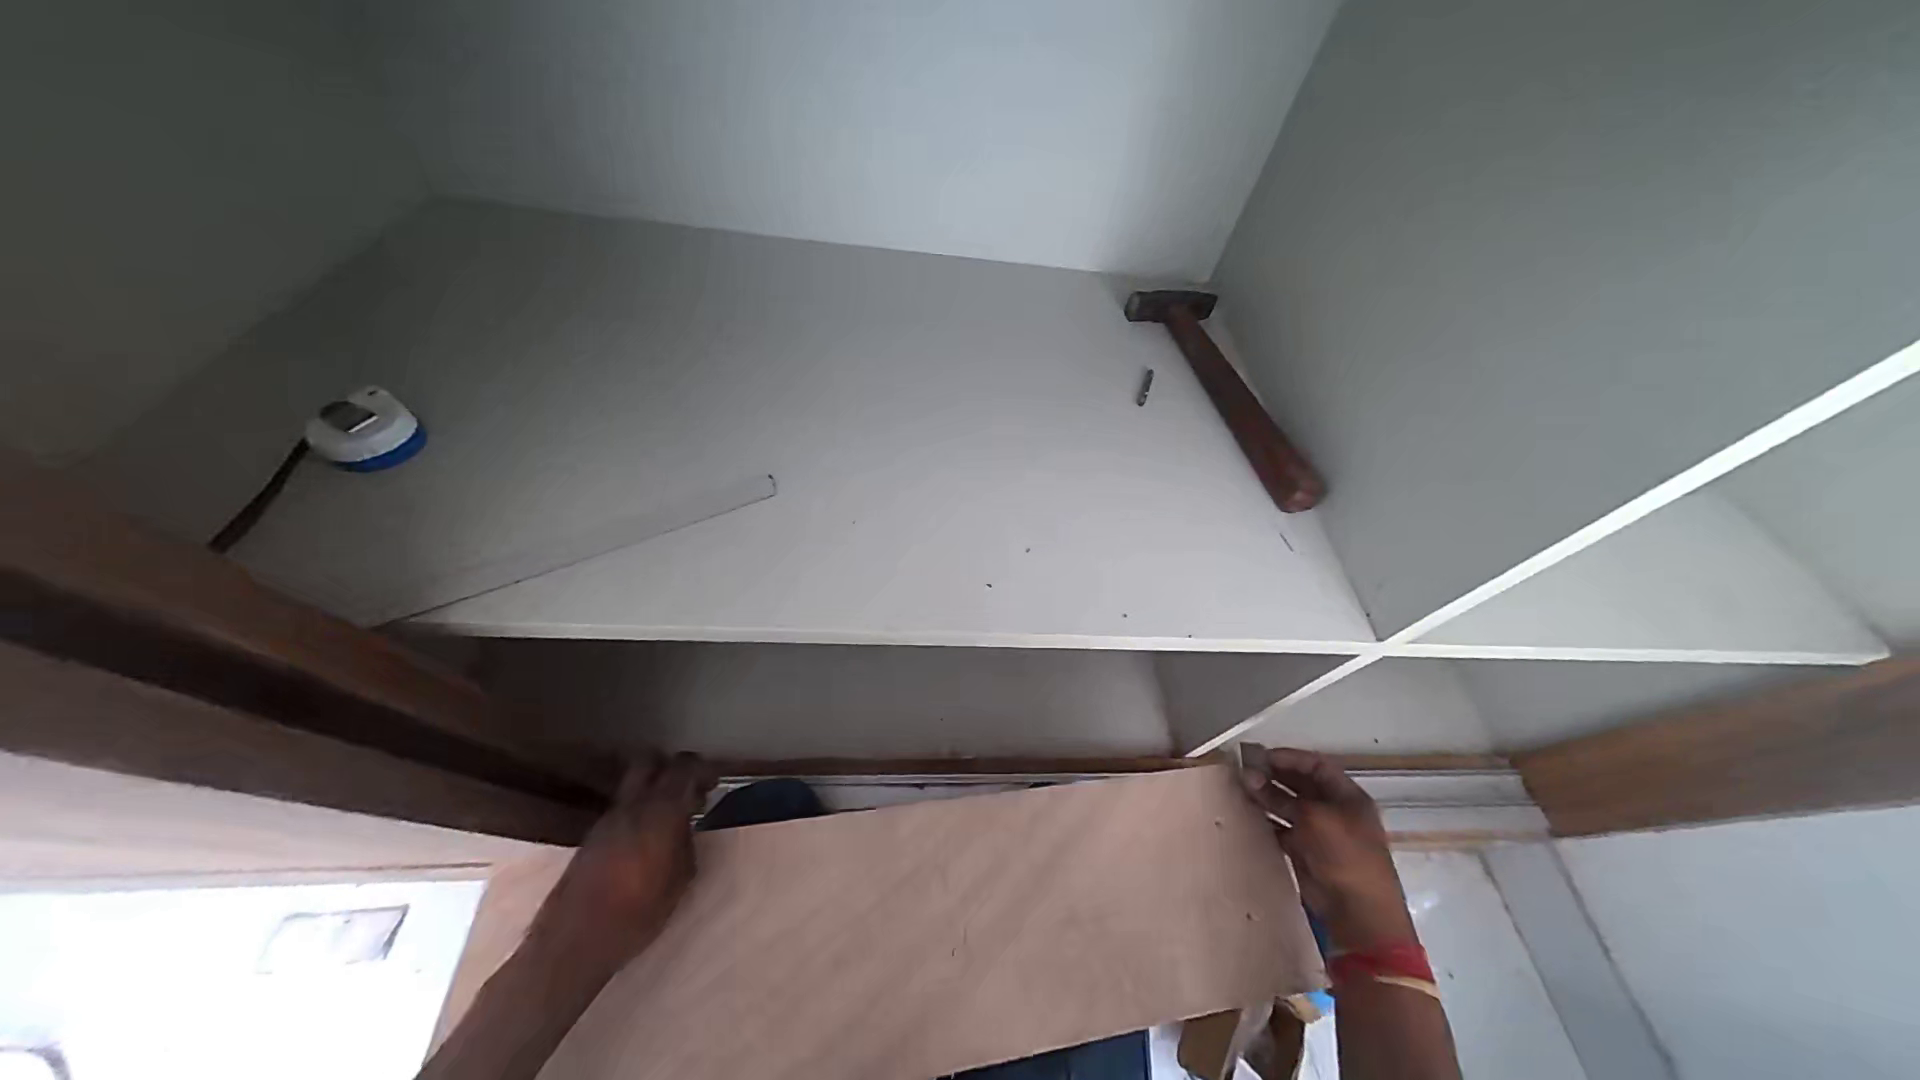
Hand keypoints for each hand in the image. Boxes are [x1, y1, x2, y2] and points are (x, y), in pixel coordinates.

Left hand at [527, 752, 716, 975]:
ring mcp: (606, 820)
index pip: (684, 767)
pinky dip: (638, 810)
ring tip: (671, 817)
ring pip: (632, 784)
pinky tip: (647, 837)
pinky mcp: (591, 837)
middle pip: (650, 762)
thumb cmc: (638, 914)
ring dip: (653, 790)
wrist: (574, 943)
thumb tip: (687, 826)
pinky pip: (621, 808)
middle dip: (672, 768)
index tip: (714, 782)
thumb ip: (687, 843)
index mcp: (659, 811)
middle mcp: (631, 806)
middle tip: (689, 789)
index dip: (703, 769)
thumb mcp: (681, 880)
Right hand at [1238, 748, 1416, 950]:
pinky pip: (1282, 828)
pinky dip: (1266, 820)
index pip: (1316, 765)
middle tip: (1243, 770)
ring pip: (1289, 806)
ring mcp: (1320, 832)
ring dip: (1266, 797)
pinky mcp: (1306, 852)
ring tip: (1240, 789)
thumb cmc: (1345, 857)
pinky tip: (1247, 814)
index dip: (1289, 757)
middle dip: (1273, 776)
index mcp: (1348, 797)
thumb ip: (1280, 795)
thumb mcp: (1314, 819)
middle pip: (1301, 784)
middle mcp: (1335, 811)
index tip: (1259, 756)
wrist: (1359, 914)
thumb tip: (1248, 776)